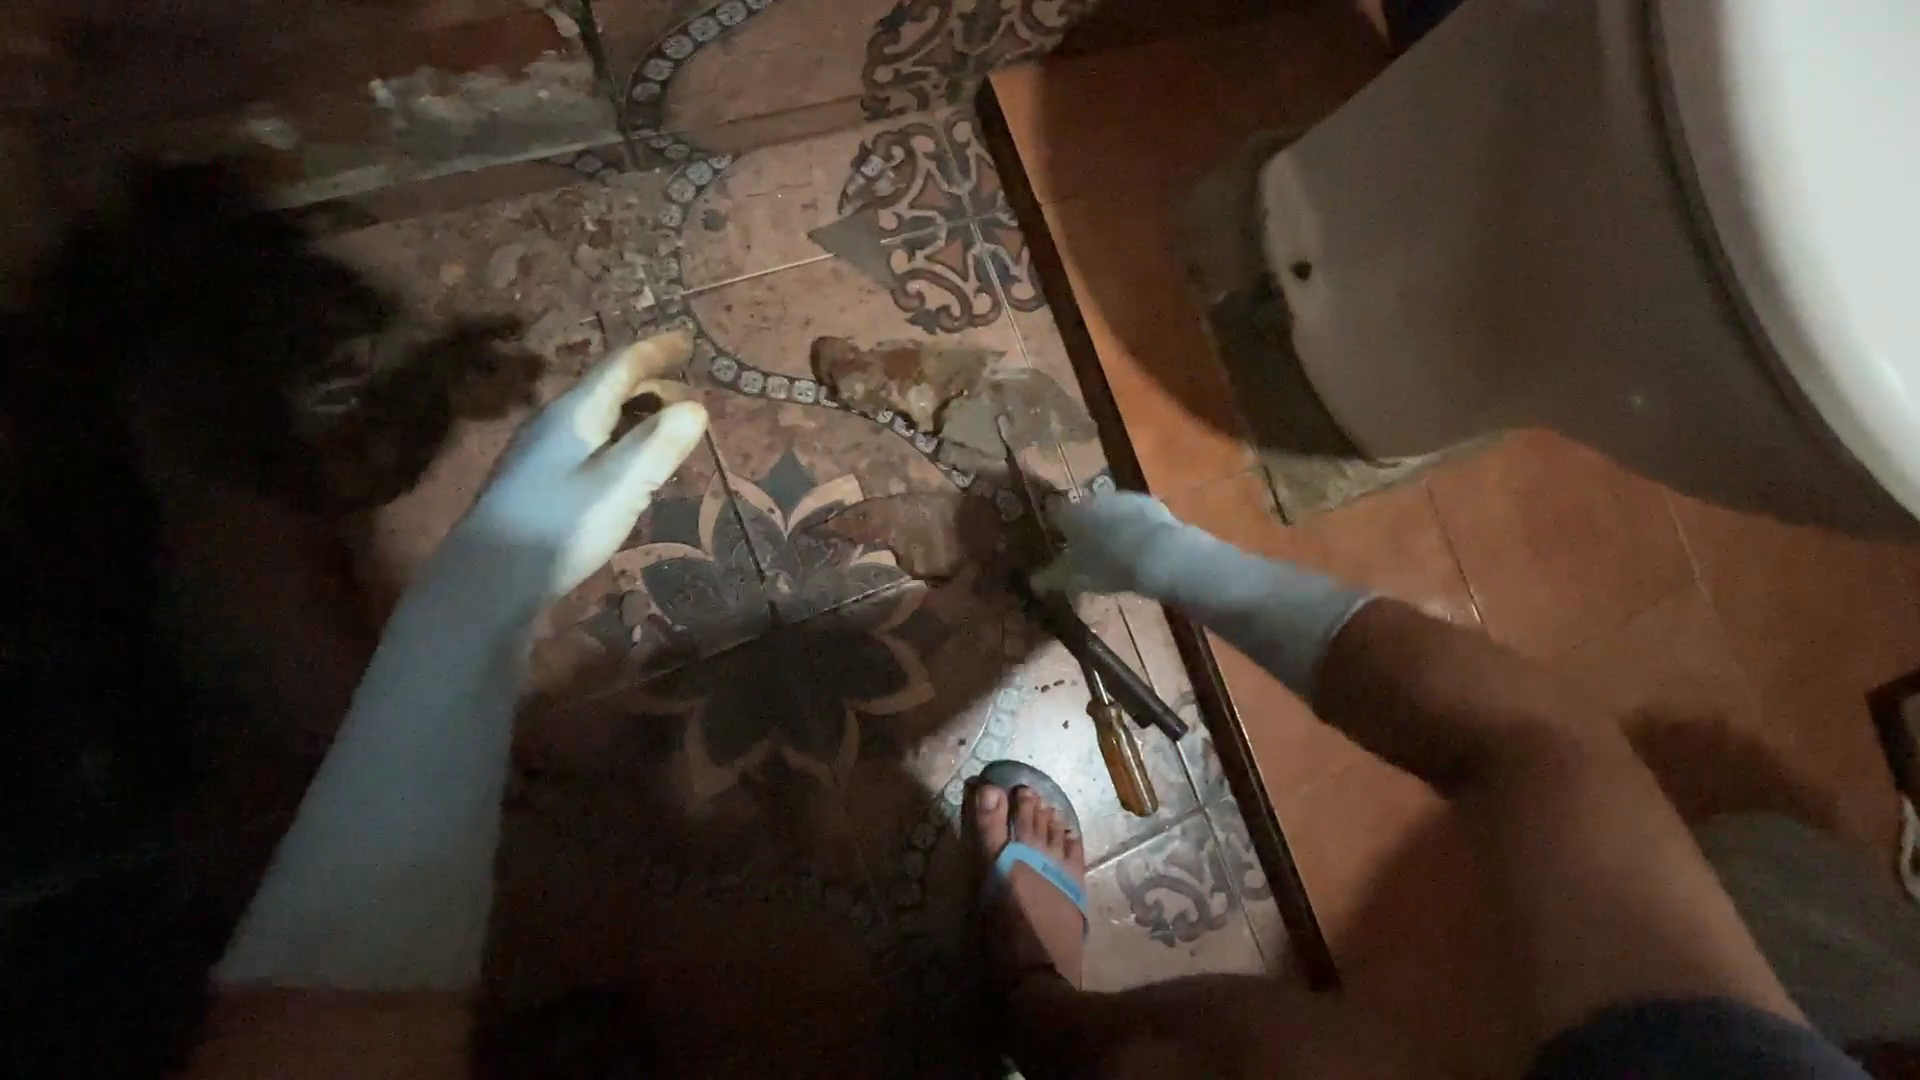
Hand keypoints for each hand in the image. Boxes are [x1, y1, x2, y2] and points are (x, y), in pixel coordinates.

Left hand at [455, 330, 708, 599]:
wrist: (487, 580)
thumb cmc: (559, 526)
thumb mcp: (620, 485)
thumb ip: (658, 445)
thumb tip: (697, 406)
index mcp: (576, 414)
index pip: (621, 367)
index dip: (657, 352)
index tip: (687, 340)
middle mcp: (557, 423)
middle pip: (609, 389)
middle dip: (652, 384)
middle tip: (690, 392)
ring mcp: (543, 453)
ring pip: (600, 417)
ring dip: (638, 412)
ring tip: (669, 425)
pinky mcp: (540, 482)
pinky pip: (592, 441)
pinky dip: (622, 438)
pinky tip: (630, 462)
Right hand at [1028, 490, 1189, 598]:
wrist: (1158, 555)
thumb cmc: (1108, 567)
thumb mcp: (1075, 579)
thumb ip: (1051, 578)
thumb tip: (1032, 582)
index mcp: (1071, 514)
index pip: (1054, 512)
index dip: (1056, 524)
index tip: (1059, 538)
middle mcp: (1094, 498)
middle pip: (1084, 508)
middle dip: (1085, 524)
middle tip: (1089, 547)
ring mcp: (1123, 497)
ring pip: (1110, 509)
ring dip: (1111, 523)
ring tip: (1117, 548)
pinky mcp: (1149, 502)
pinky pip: (1135, 513)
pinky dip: (1134, 525)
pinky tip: (1141, 545)